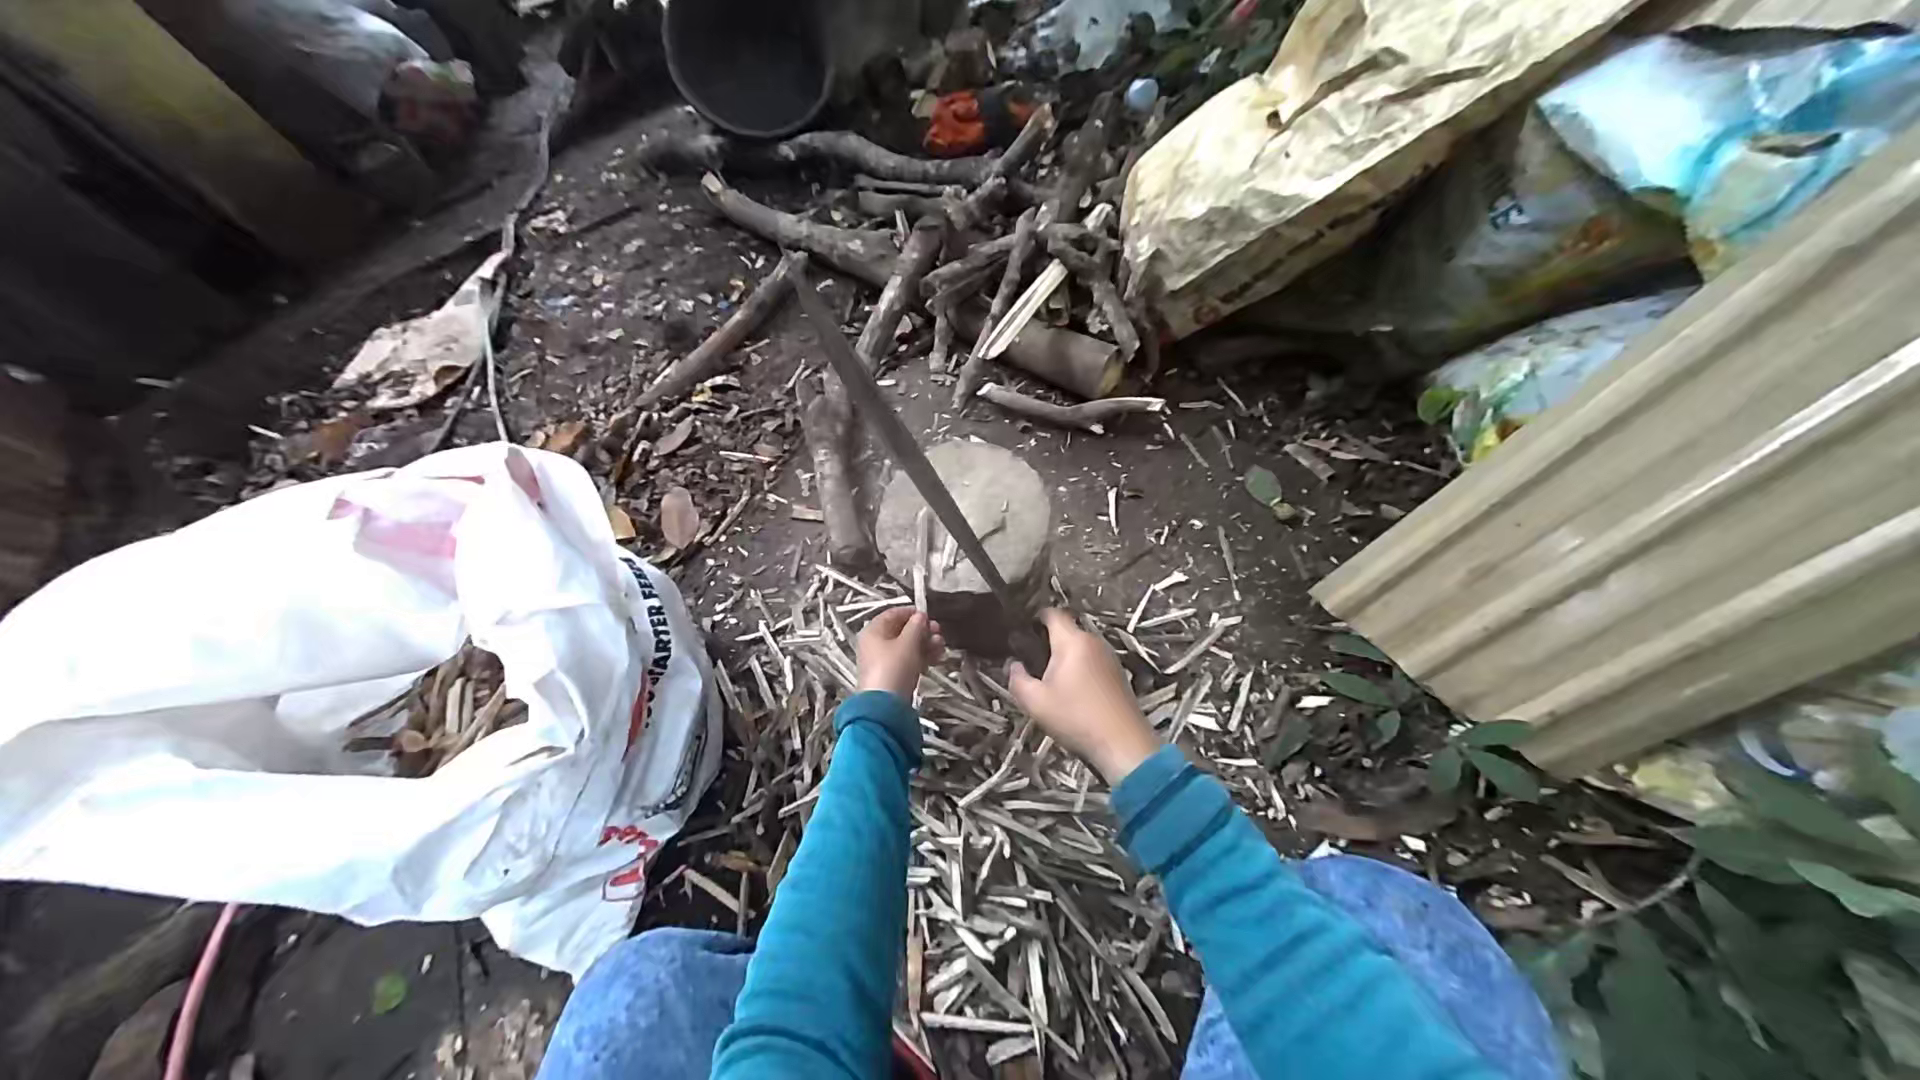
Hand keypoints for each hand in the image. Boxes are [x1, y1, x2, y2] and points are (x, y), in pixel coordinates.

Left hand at [856, 607, 945, 699]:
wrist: (886, 706)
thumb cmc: (894, 668)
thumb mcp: (908, 642)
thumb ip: (916, 626)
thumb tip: (920, 616)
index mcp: (873, 631)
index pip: (892, 614)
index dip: (911, 612)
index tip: (928, 615)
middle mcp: (876, 644)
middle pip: (901, 631)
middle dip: (922, 630)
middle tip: (938, 631)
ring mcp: (884, 661)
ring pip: (907, 646)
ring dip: (925, 644)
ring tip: (940, 645)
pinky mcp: (893, 675)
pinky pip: (908, 660)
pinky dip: (922, 657)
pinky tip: (936, 658)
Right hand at [1009, 608, 1160, 783]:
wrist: (1123, 744)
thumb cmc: (1076, 718)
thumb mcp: (1035, 702)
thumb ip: (1017, 679)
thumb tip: (1014, 665)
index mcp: (1072, 641)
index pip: (1053, 613)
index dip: (1036, 617)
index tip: (1023, 630)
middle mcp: (1094, 642)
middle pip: (1067, 631)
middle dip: (1049, 641)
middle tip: (1031, 662)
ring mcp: (1110, 657)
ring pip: (1081, 647)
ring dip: (1065, 657)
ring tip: (1050, 679)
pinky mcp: (1118, 674)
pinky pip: (1093, 661)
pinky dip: (1080, 668)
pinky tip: (1073, 692)